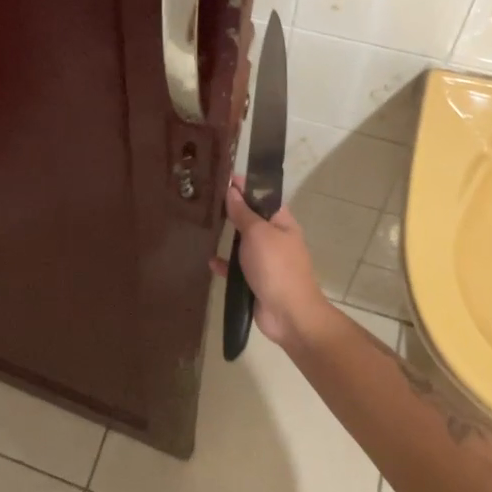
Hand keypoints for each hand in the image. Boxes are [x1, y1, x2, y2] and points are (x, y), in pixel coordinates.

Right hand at [211, 177, 336, 348]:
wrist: (289, 314)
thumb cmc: (276, 267)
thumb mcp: (258, 233)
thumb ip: (243, 213)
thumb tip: (232, 191)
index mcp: (282, 223)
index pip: (263, 197)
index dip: (246, 186)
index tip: (223, 177)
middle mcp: (275, 239)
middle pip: (252, 220)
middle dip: (233, 211)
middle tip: (207, 200)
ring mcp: (266, 262)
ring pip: (243, 244)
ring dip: (227, 239)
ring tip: (203, 226)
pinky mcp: (256, 281)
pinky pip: (237, 269)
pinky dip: (226, 265)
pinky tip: (211, 262)